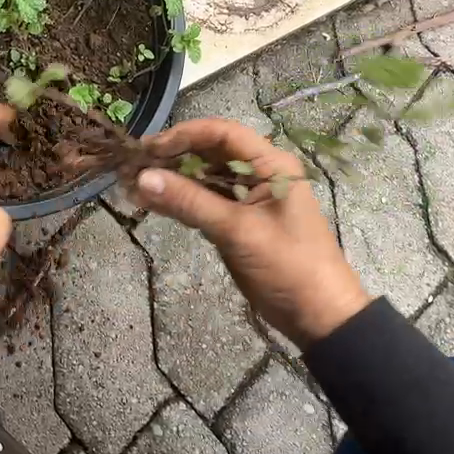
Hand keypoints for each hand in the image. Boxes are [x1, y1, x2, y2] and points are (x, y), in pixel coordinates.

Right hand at [131, 118, 369, 345]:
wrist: (320, 319)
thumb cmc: (289, 267)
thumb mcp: (237, 231)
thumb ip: (189, 202)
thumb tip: (142, 178)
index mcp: (270, 165)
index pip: (221, 133)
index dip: (184, 135)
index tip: (150, 148)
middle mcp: (257, 174)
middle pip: (207, 153)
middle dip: (170, 158)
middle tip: (133, 167)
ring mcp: (245, 198)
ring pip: (201, 177)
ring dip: (169, 180)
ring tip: (133, 186)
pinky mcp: (235, 221)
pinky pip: (201, 201)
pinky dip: (176, 201)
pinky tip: (148, 203)